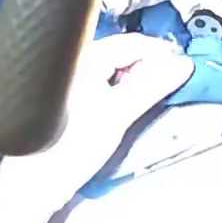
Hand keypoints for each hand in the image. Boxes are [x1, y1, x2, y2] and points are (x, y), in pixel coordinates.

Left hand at [0, 34, 191, 213]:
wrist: (37, 179)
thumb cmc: (74, 144)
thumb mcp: (120, 112)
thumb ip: (152, 85)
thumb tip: (182, 63)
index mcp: (83, 57)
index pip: (131, 43)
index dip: (160, 53)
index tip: (184, 68)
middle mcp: (72, 62)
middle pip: (120, 54)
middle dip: (148, 66)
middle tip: (172, 84)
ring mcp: (67, 80)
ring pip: (110, 70)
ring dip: (134, 79)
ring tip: (152, 96)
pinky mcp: (66, 99)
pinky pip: (100, 84)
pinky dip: (118, 90)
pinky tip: (126, 106)